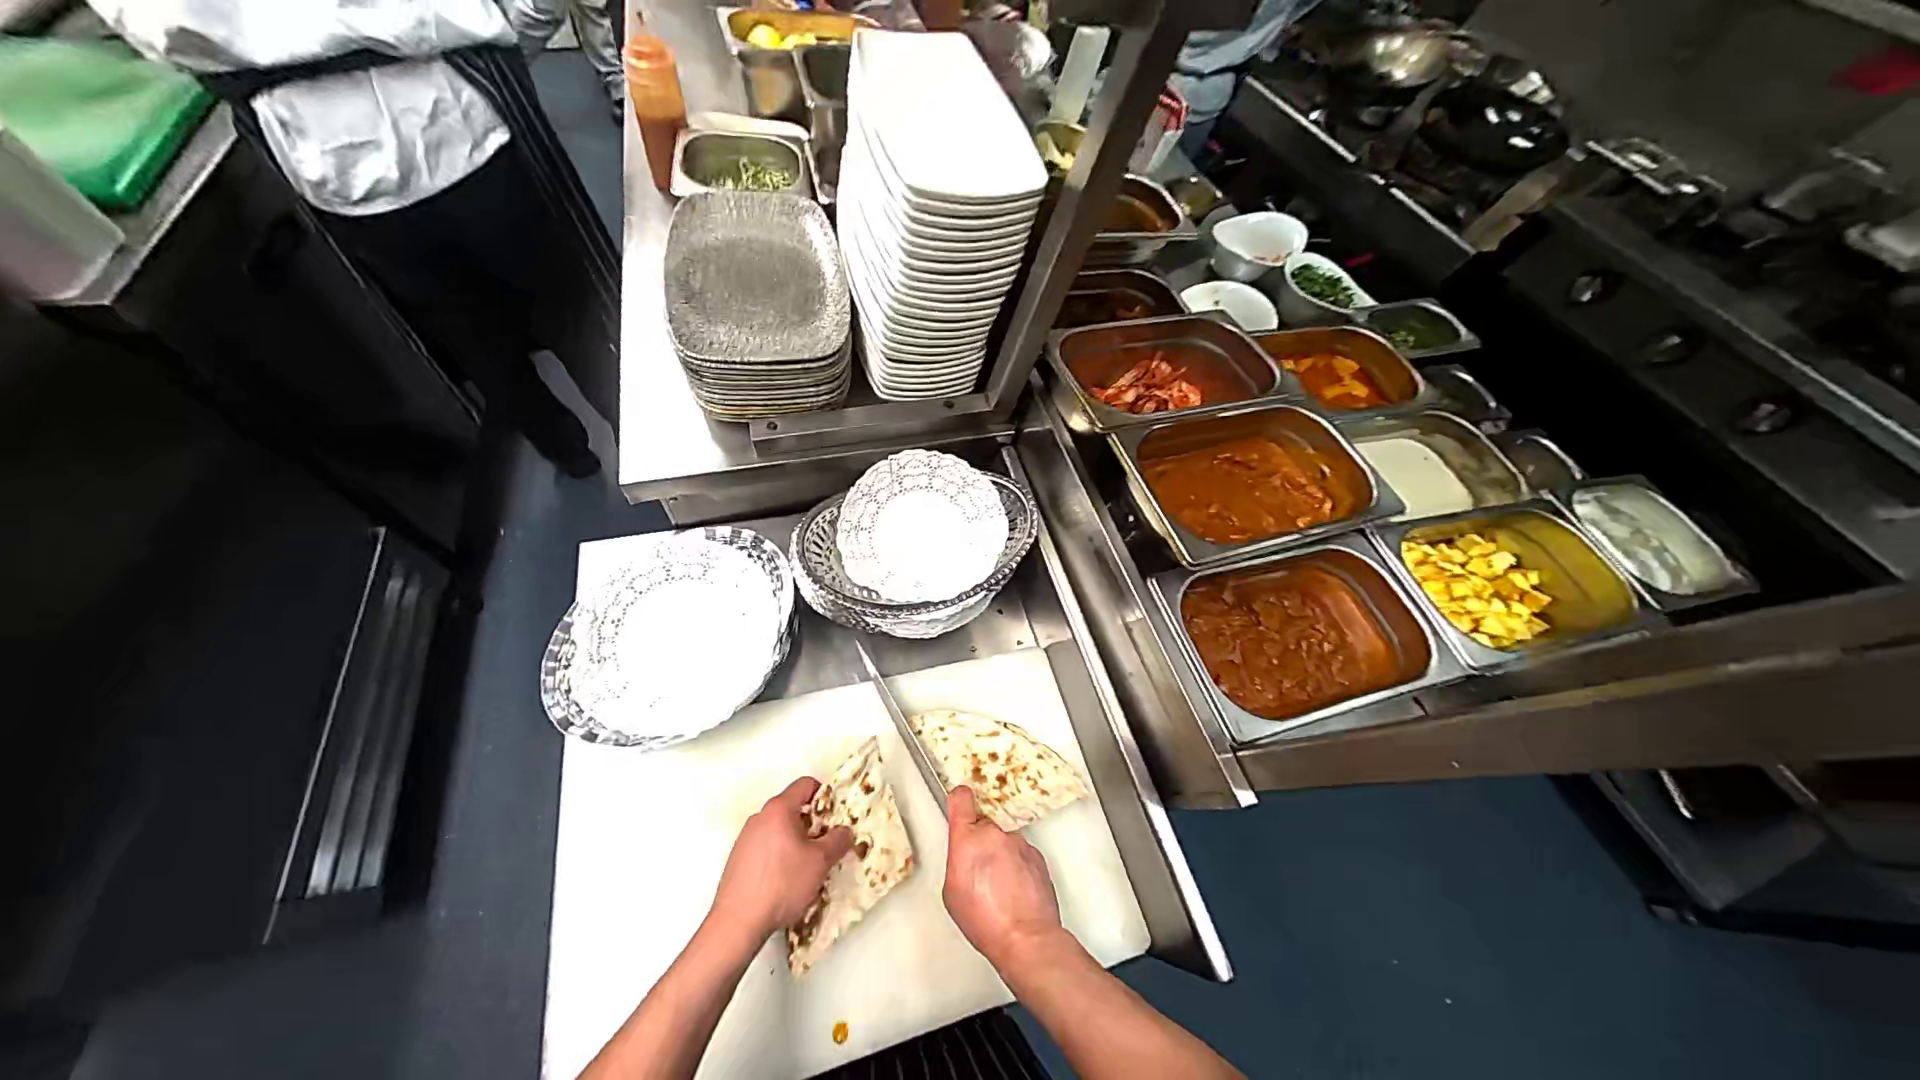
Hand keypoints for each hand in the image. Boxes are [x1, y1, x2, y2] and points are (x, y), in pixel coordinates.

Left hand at [709, 777, 852, 943]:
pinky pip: (765, 846)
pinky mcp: (737, 860)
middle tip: (826, 843)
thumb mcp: (820, 861)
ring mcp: (745, 839)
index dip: (825, 794)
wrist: (738, 922)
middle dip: (812, 822)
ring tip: (808, 865)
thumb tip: (845, 832)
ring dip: (796, 840)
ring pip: (778, 828)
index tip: (836, 815)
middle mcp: (759, 818)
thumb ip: (838, 840)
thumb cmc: (782, 884)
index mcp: (778, 809)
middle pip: (791, 807)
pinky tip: (786, 879)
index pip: (805, 784)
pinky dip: (779, 854)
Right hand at [941, 785, 1066, 971]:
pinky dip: (1016, 866)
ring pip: (1003, 841)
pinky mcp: (1036, 855)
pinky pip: (1020, 854)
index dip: (959, 799)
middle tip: (978, 870)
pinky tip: (1013, 891)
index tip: (959, 800)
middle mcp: (994, 834)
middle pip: (983, 825)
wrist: (1026, 937)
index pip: (961, 799)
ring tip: (998, 888)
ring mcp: (1018, 843)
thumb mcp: (952, 891)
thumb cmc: (986, 920)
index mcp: (968, 839)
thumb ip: (956, 860)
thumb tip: (963, 856)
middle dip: (979, 841)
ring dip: (999, 856)